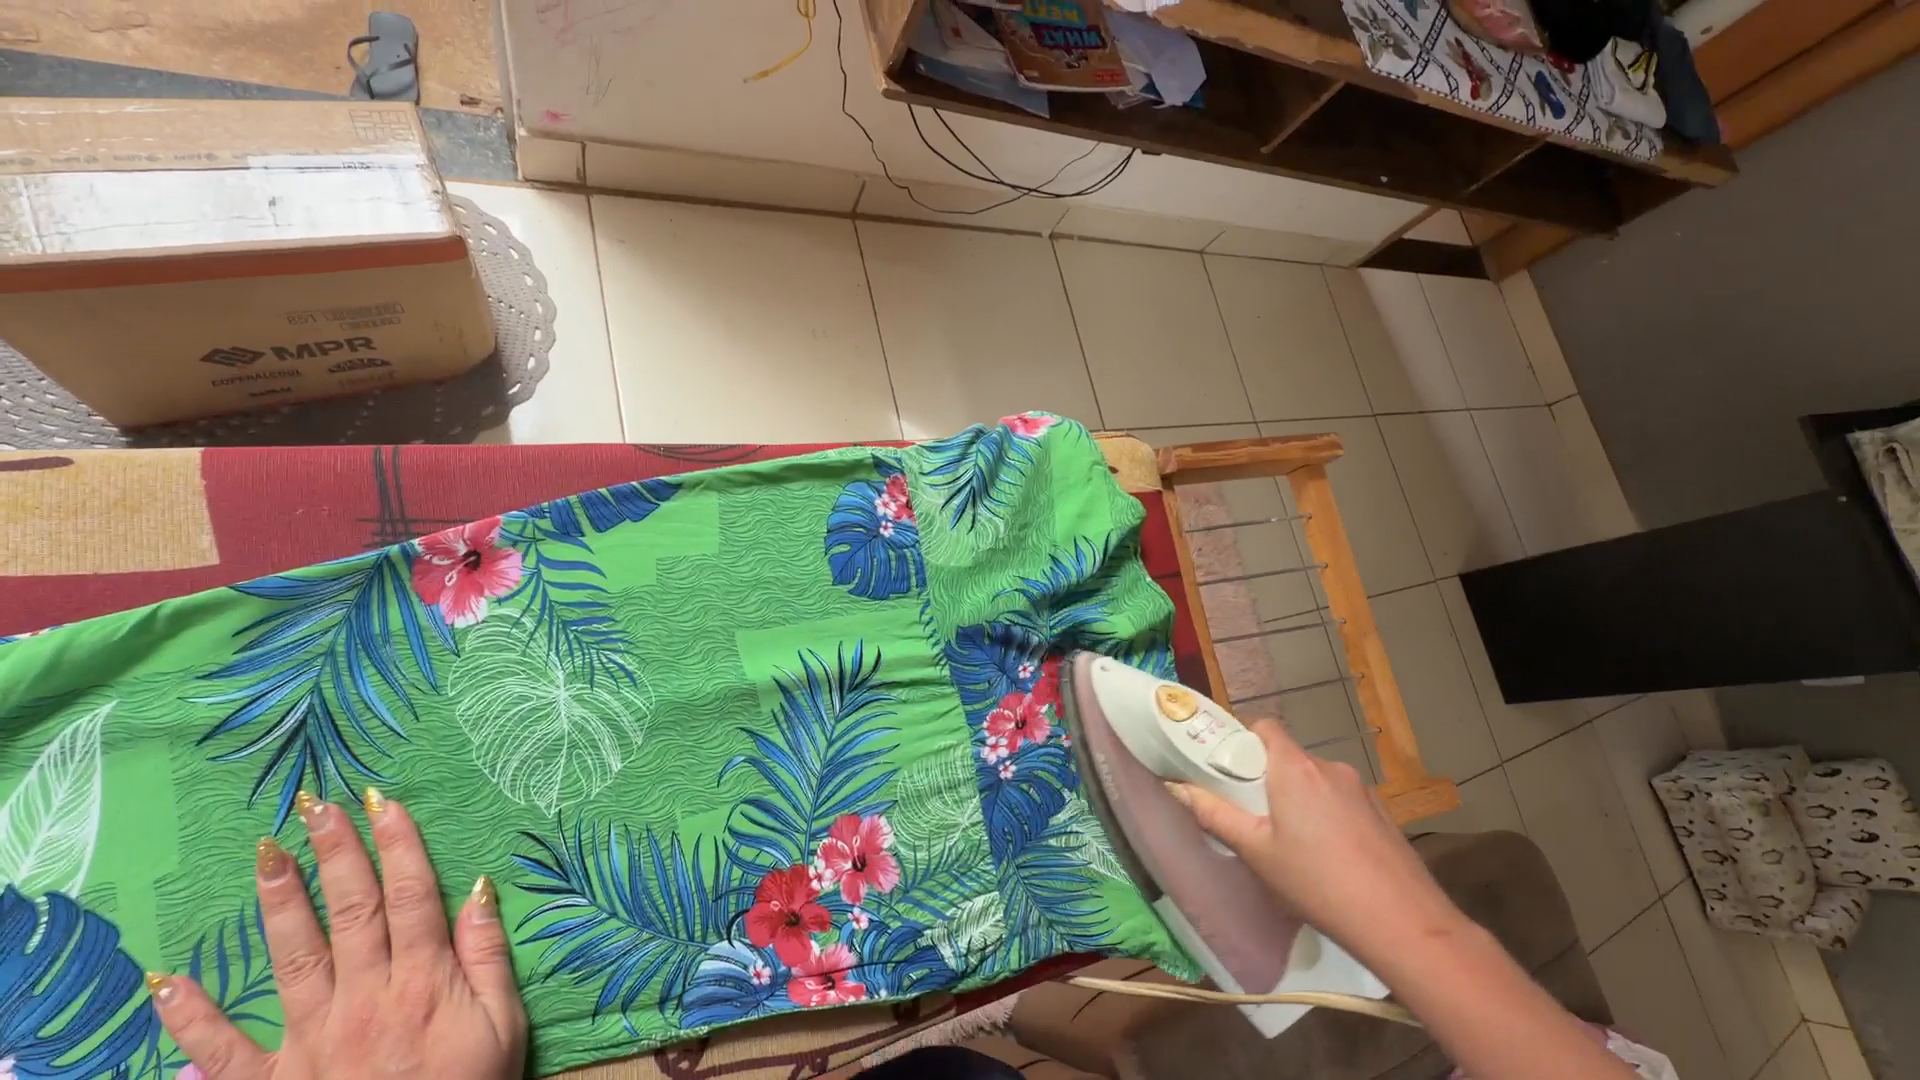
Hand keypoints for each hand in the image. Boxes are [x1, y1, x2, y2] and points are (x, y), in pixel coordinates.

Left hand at [147, 790, 527, 1078]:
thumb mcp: (504, 1024)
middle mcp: (365, 998)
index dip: (398, 845)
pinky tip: (167, 980)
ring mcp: (312, 1041)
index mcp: (423, 981)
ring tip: (266, 854)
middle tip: (318, 805)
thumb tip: (479, 888)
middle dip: (338, 855)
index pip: (411, 896)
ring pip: (295, 959)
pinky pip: (225, 1053)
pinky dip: (192, 1020)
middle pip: (352, 913)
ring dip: (281, 904)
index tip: (383, 801)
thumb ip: (489, 957)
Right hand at [1166, 720, 1462, 955]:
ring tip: (1287, 842)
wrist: (1404, 924)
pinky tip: (1324, 856)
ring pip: (1313, 780)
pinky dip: (1323, 814)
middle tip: (1249, 815)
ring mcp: (1361, 789)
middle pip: (1287, 756)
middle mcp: (1329, 767)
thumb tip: (1175, 786)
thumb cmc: (1318, 884)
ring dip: (1296, 798)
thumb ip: (1213, 815)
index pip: (1263, 727)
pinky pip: (1339, 799)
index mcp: (1295, 768)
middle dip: (1265, 778)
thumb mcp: (1256, 852)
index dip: (1241, 741)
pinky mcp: (1381, 813)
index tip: (1225, 771)